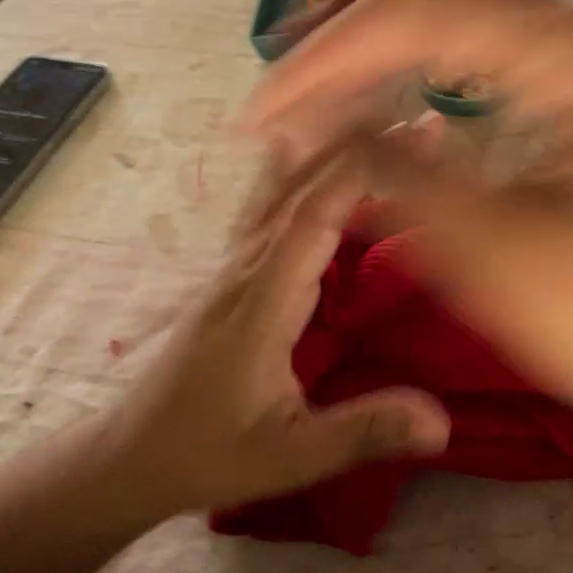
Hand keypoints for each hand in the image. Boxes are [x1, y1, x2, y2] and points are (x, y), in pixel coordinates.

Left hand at [96, 141, 449, 514]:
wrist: (129, 456)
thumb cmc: (210, 454)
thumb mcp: (290, 456)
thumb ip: (361, 432)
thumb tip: (443, 423)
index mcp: (263, 301)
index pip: (314, 216)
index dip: (361, 172)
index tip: (411, 141)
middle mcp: (246, 267)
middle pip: (300, 186)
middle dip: (359, 147)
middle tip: (418, 122)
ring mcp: (235, 265)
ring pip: (280, 187)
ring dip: (328, 148)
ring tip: (373, 116)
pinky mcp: (233, 271)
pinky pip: (269, 203)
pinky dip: (297, 167)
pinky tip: (306, 148)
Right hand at [243, 0, 572, 460]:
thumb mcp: (514, 269)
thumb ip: (411, 186)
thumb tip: (334, 129)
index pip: (422, 10)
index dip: (327, 55)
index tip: (262, 116)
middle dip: (356, 5)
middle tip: (288, 63)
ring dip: (399, 17)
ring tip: (330, 68)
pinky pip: (508, 42)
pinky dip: (443, 50)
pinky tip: (410, 90)